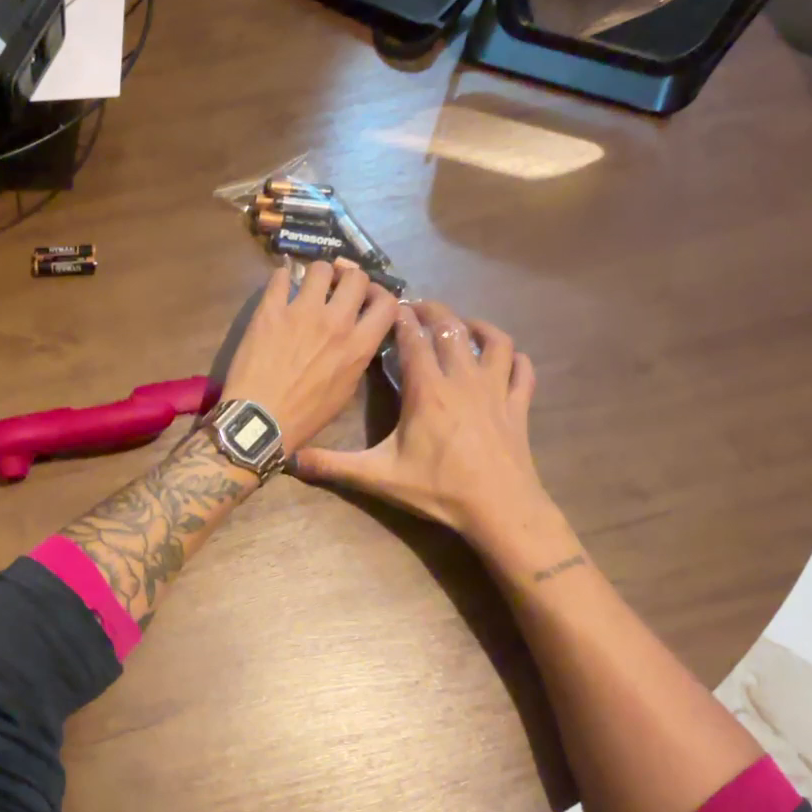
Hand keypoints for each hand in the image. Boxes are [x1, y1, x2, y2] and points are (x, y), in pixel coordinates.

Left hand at [222, 260, 398, 453]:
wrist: (259, 420)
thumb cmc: (304, 417)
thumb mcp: (345, 393)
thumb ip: (356, 359)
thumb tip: (356, 340)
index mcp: (358, 346)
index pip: (388, 303)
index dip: (380, 296)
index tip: (368, 300)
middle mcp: (335, 322)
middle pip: (356, 277)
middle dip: (350, 279)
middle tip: (338, 289)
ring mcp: (301, 313)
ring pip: (320, 269)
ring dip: (319, 274)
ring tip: (310, 286)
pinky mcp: (270, 312)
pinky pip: (280, 277)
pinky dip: (283, 278)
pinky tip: (281, 287)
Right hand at [293, 300, 546, 537]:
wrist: (499, 508)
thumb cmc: (437, 489)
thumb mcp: (377, 477)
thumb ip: (333, 466)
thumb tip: (290, 459)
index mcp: (426, 390)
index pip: (413, 340)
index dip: (401, 318)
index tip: (390, 303)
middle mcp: (462, 380)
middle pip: (451, 329)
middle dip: (434, 312)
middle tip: (419, 306)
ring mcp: (496, 391)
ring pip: (493, 341)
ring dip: (476, 326)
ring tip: (461, 324)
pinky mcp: (518, 406)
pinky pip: (522, 370)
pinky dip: (514, 357)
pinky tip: (505, 358)